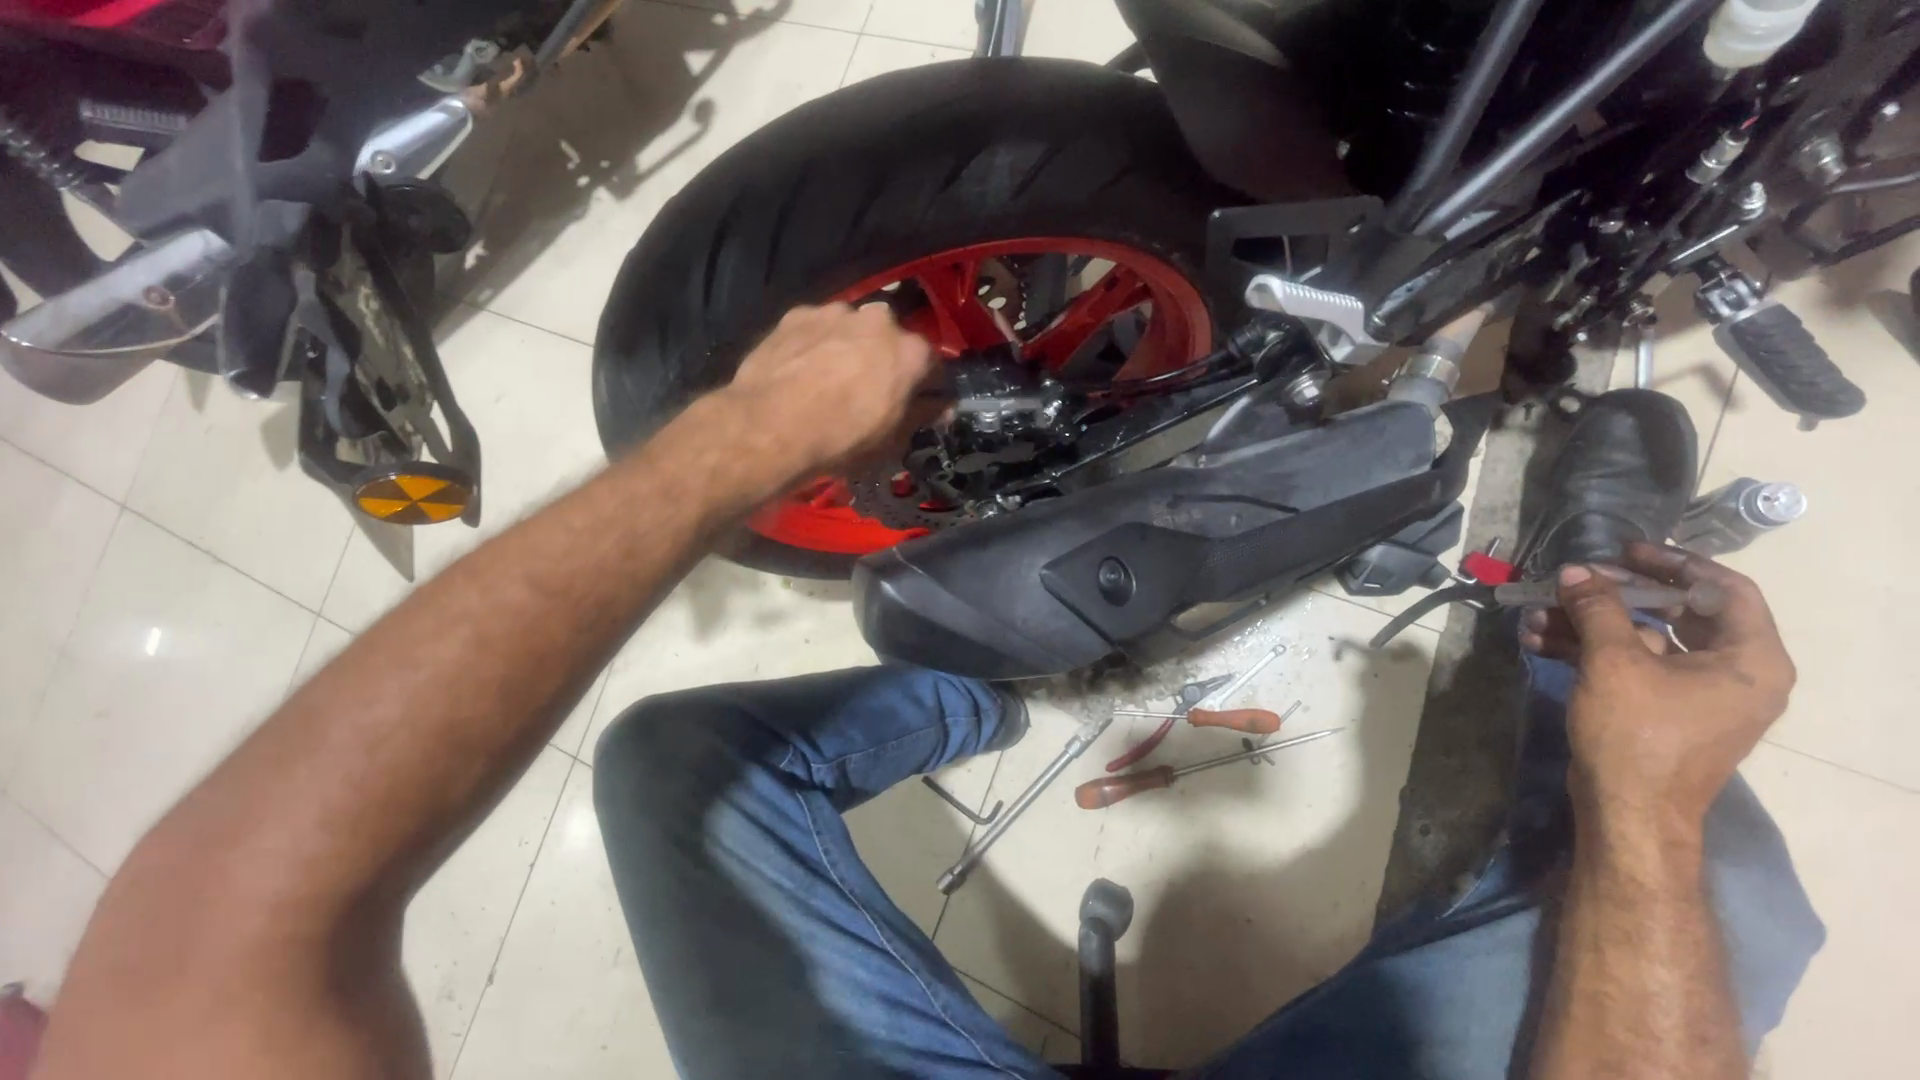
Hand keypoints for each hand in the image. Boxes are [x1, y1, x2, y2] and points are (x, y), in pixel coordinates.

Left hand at [719, 302, 938, 473]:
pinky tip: (801, 370)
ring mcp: (837, 312)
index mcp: (912, 352)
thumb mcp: (893, 440)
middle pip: (891, 341)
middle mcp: (880, 320)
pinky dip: (815, 344)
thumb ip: (922, 414)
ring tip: (828, 379)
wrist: (771, 428)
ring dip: (849, 348)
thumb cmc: (842, 440)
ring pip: (852, 330)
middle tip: (867, 392)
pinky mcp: (798, 314)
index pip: (932, 367)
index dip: (924, 388)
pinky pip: (817, 329)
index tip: (915, 404)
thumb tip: (939, 405)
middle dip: (885, 361)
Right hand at [1522, 542, 1795, 837]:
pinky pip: (1631, 665)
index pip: (1725, 590)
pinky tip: (1540, 641)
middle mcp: (1734, 673)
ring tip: (1537, 615)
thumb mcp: (1614, 662)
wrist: (1628, 810)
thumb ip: (1597, 609)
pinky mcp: (1662, 710)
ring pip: (1645, 639)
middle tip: (1576, 580)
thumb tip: (1575, 572)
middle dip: (1617, 595)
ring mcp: (1697, 694)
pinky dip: (1590, 651)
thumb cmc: (1637, 733)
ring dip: (1589, 623)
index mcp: (1750, 659)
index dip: (1674, 564)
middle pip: (1679, 612)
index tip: (1624, 551)